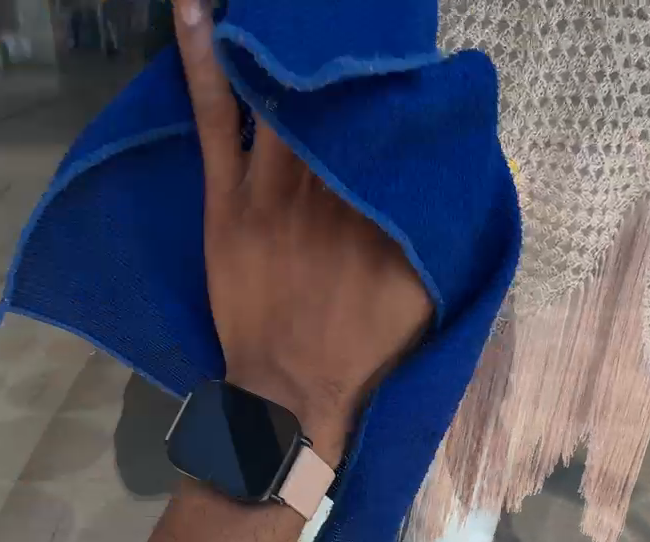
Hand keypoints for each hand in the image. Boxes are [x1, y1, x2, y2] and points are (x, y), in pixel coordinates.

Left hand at [173, 0, 431, 459]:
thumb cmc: (365, 352)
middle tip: (343, 5)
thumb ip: (440, 229)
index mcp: (386, 205)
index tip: (400, 50)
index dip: (394, 78)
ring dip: (282, 37)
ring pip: (279, 90)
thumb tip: (451, 162)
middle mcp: (332, 184)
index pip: (393, 120)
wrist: (291, 394)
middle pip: (337, 92)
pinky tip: (198, 5)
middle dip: (340, 44)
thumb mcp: (428, 294)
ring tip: (287, 2)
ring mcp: (273, 190)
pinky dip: (205, 62)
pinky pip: (214, 121)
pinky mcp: (228, 204)